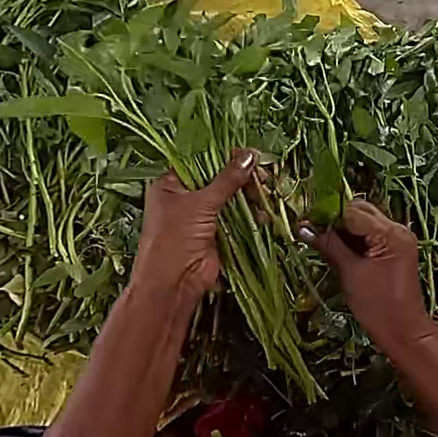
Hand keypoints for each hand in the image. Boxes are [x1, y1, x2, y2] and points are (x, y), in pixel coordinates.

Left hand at [132, 150, 257, 299]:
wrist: (174, 283)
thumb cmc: (175, 238)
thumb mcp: (200, 203)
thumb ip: (227, 179)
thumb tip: (249, 155)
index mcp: (171, 185)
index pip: (200, 160)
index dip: (223, 156)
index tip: (247, 153)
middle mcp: (186, 198)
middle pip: (219, 179)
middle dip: (241, 176)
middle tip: (261, 174)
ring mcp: (203, 216)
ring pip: (231, 198)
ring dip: (249, 195)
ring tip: (265, 191)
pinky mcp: (218, 232)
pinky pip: (238, 217)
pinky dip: (251, 214)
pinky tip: (263, 213)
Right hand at [302, 200, 435, 350]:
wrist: (403, 331)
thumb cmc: (378, 306)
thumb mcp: (350, 273)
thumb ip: (330, 245)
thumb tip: (305, 228)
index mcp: (391, 234)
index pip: (353, 212)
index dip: (328, 216)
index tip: (305, 222)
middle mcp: (398, 230)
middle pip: (361, 211)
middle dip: (336, 218)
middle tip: (312, 230)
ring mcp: (399, 238)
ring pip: (365, 220)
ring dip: (344, 228)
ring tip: (321, 239)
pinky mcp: (395, 248)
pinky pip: (371, 233)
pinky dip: (354, 237)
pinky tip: (337, 246)